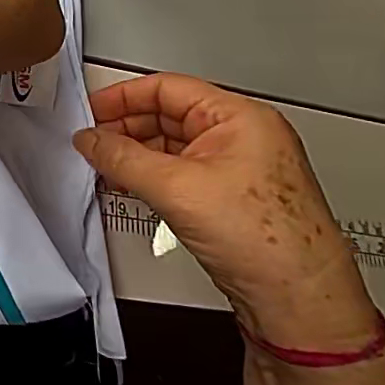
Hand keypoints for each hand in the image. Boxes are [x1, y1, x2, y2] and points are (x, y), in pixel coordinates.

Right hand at [72, 73, 382, 350]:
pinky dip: (144, 174)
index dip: (122, 97)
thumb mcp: (175, 186)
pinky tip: (123, 184)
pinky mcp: (222, 194)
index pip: (167, 89)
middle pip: (164, 114)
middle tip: (90, 143)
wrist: (296, 296)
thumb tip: (88, 139)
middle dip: (122, 127)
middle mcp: (240, 136)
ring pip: (166, 144)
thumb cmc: (267, 241)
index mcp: (240, 119)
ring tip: (102, 166)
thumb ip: (121, 157)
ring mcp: (232, 166)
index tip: (89, 112)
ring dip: (130, 153)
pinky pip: (173, 170)